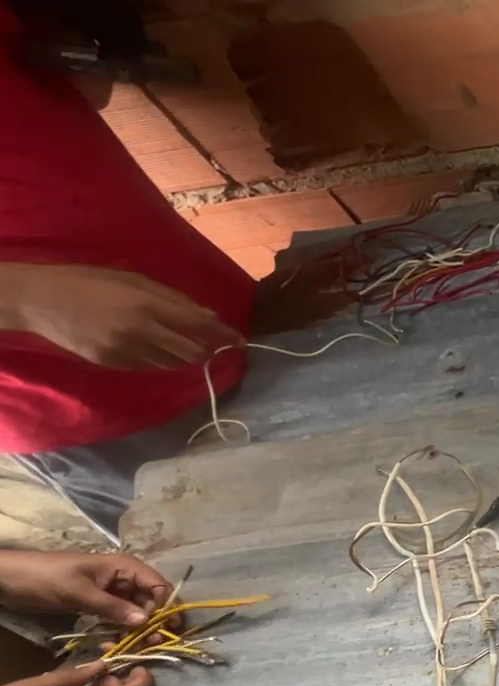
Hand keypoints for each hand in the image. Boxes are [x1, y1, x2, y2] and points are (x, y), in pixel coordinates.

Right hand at [0, 262, 242, 370]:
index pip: (201, 328)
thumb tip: (212, 318)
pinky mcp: (111, 362)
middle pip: (194, 353)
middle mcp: (139, 331)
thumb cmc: (85, 282)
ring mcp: (124, 350)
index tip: (241, 340)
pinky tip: (145, 345)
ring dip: (181, 355)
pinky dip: (157, 359)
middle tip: (203, 341)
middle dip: (205, 349)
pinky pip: (150, 367)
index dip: (226, 336)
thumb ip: (176, 300)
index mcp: (147, 306)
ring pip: (174, 363)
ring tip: (169, 340)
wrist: (31, 298)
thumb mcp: (132, 280)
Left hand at [0, 551, 172, 626]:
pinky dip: (119, 628)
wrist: (2, 578)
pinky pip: (118, 616)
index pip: (159, 587)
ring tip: (135, 645)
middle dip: (153, 621)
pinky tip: (114, 641)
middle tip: (152, 642)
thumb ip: (112, 606)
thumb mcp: (77, 592)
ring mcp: (112, 591)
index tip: (159, 627)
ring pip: (136, 610)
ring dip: (136, 628)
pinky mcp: (99, 602)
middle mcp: (126, 578)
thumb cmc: (42, 577)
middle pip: (152, 600)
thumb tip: (145, 621)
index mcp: (126, 568)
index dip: (163, 606)